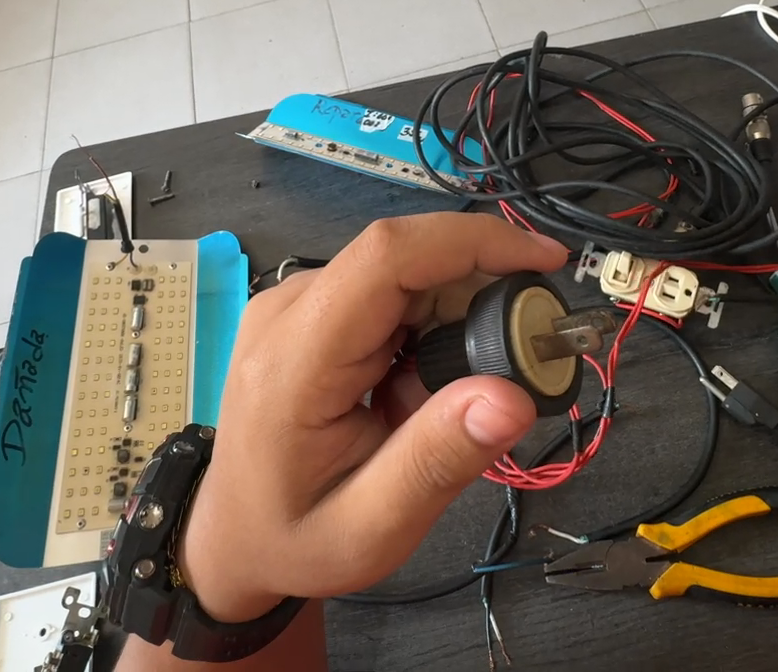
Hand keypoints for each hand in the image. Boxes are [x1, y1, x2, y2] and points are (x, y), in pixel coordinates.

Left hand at [177, 213, 568, 620]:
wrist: (233, 533)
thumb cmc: (294, 536)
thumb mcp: (369, 529)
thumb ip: (436, 463)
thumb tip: (513, 397)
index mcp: (294, 358)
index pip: (387, 258)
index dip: (470, 242)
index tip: (544, 262)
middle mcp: (288, 308)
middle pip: (404, 261)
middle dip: (480, 288)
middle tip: (525, 349)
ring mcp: (295, 300)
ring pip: (404, 273)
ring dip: (455, 312)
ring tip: (466, 384)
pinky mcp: (311, 305)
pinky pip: (388, 290)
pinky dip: (430, 321)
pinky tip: (429, 377)